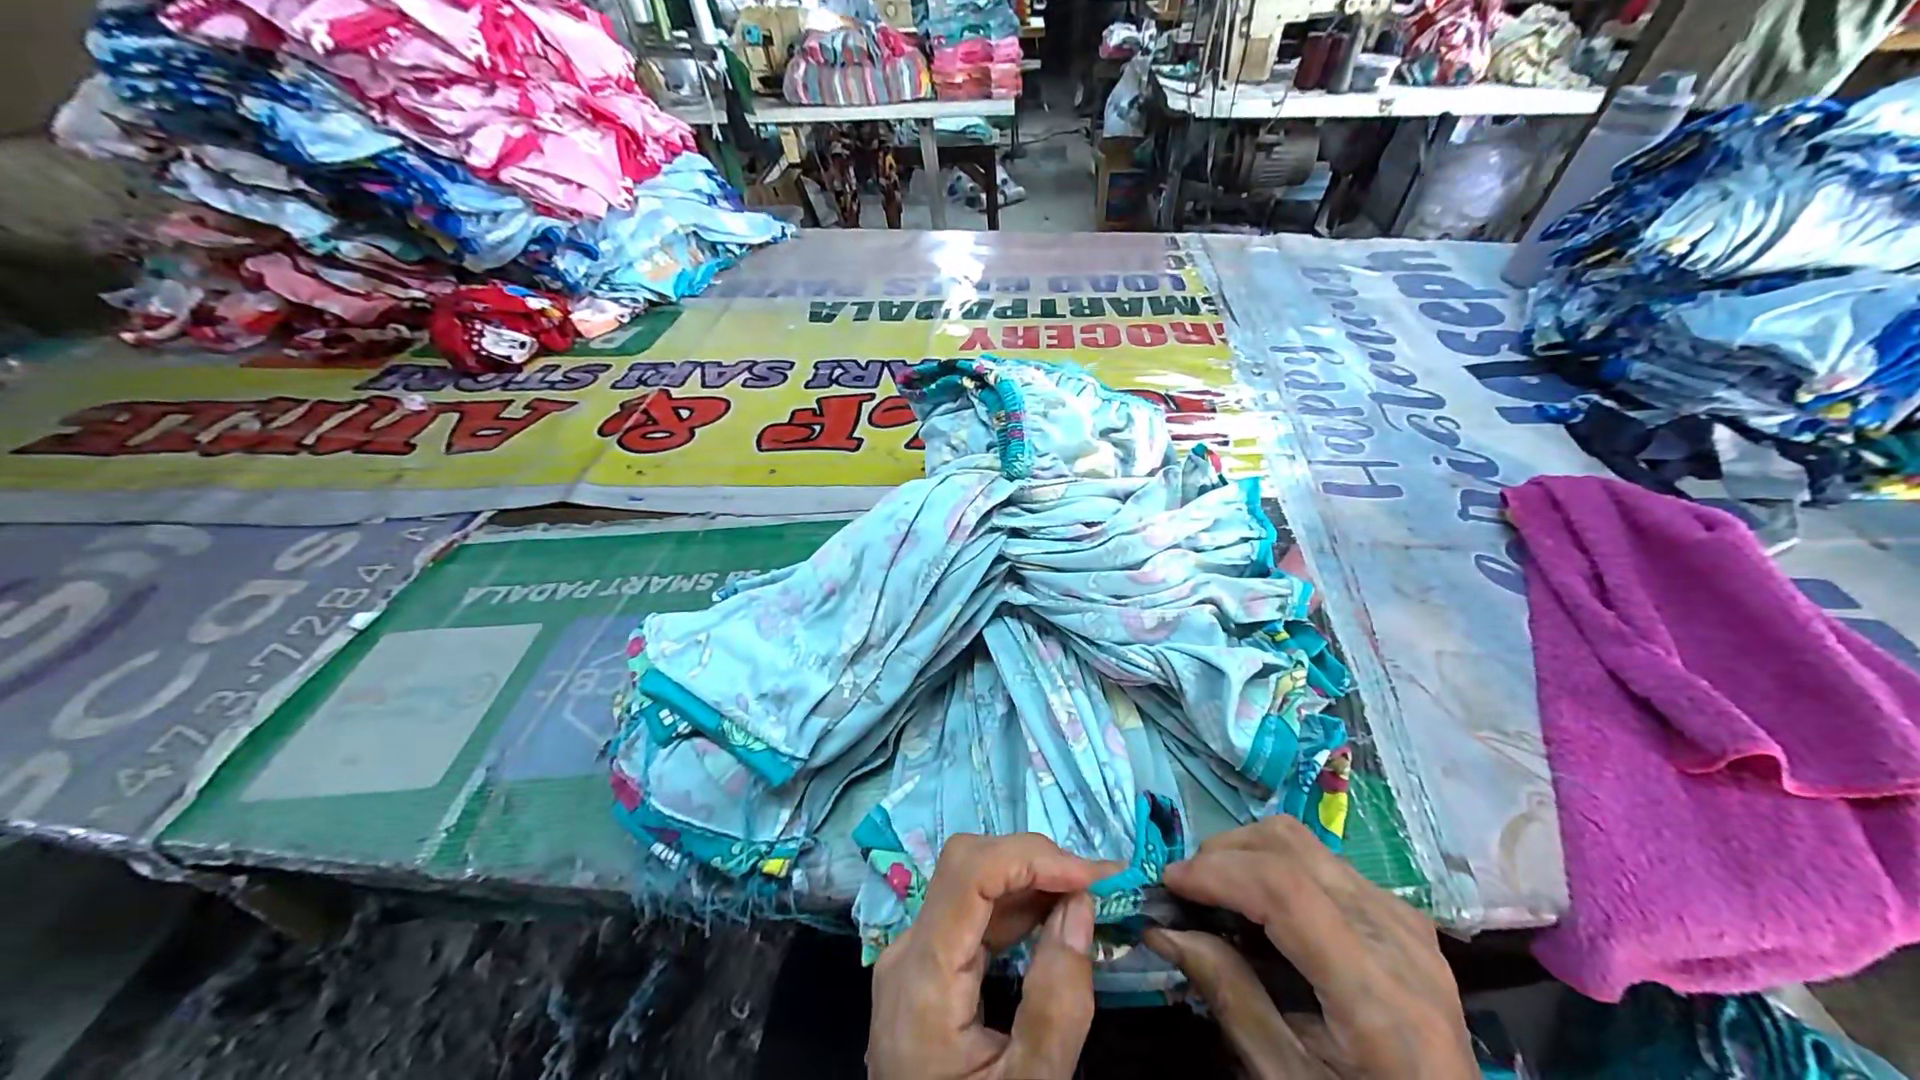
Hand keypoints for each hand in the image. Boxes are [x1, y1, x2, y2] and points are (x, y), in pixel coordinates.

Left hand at [868, 833, 1117, 1079]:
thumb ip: (1057, 1003)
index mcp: (923, 977)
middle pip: (967, 867)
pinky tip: (1055, 914)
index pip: (968, 873)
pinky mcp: (926, 967)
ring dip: (1032, 879)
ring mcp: (914, 956)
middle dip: (1036, 862)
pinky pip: (971, 915)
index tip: (1092, 877)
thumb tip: (1079, 906)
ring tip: (1088, 893)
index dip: (1031, 858)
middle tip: (1100, 884)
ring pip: (970, 883)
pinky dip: (1017, 904)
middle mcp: (908, 950)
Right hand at [1143, 817, 1476, 1079]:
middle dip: (1224, 854)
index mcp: (1378, 996)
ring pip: (1306, 843)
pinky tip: (1262, 907)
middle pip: (1292, 847)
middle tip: (1185, 890)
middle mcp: (1399, 941)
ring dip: (1247, 854)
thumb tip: (1163, 930)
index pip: (1286, 891)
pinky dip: (1277, 867)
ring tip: (1217, 892)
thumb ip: (1228, 995)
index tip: (1167, 884)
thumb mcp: (1285, 1079)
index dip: (1217, 873)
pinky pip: (1326, 863)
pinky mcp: (1403, 917)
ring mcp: (1406, 922)